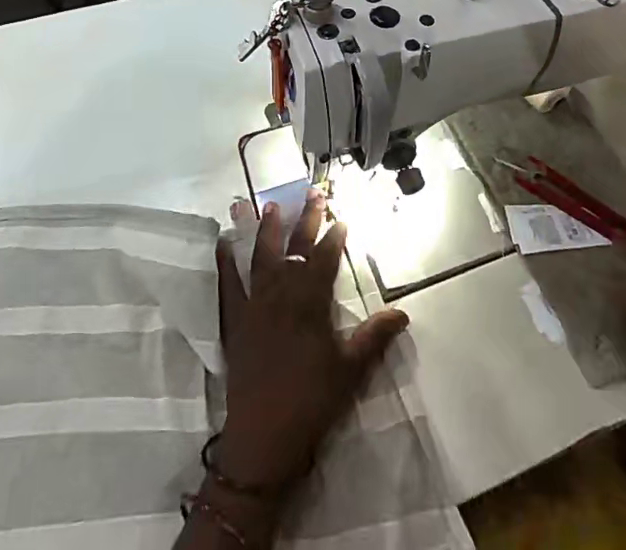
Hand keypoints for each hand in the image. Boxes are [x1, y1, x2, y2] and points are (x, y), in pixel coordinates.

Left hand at [212, 193, 409, 492]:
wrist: (264, 432)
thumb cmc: (313, 401)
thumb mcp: (351, 370)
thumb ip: (374, 337)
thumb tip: (402, 312)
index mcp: (310, 304)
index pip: (324, 260)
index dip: (334, 238)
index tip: (341, 219)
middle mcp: (280, 295)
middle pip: (294, 249)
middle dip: (305, 219)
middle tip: (312, 193)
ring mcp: (253, 303)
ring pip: (261, 257)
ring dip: (267, 229)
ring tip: (270, 204)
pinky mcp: (233, 318)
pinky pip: (227, 282)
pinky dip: (224, 260)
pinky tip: (222, 240)